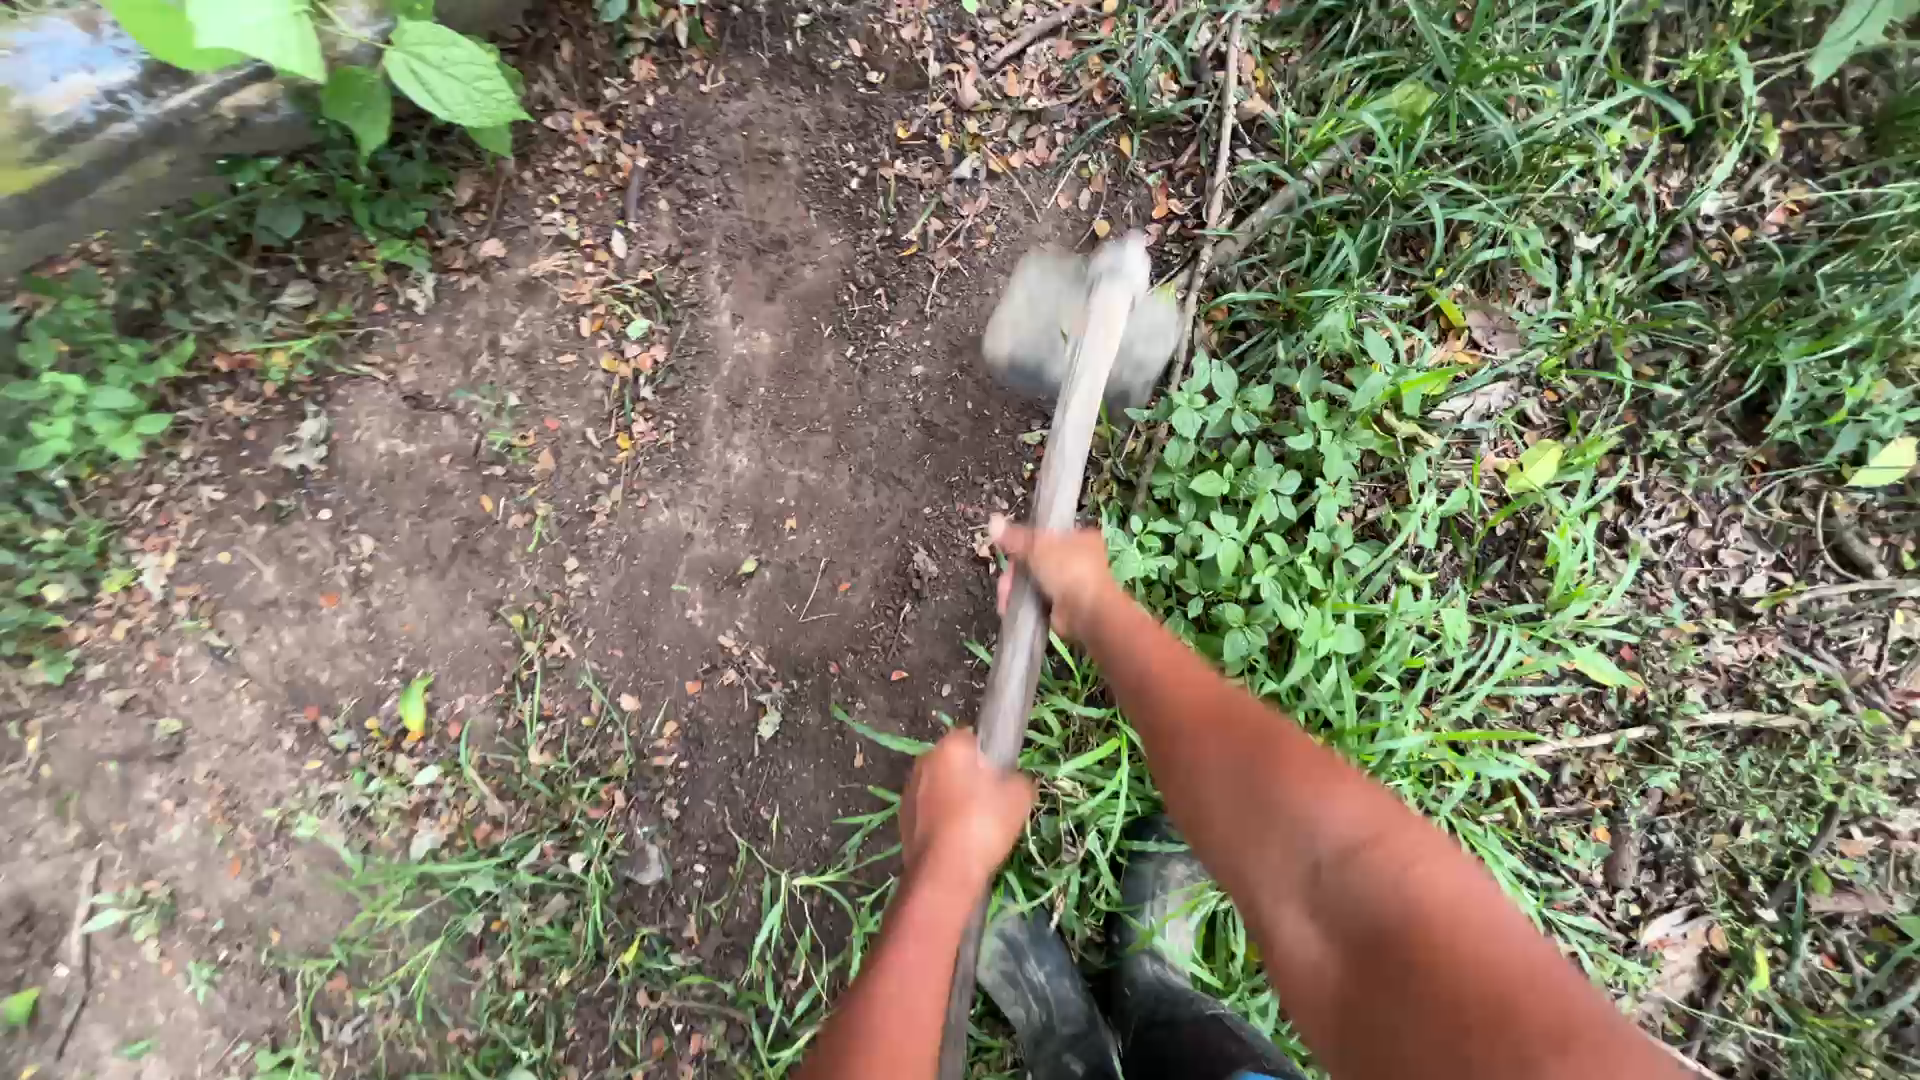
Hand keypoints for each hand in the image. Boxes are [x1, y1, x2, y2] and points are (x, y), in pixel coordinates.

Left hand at [899, 729, 1033, 887]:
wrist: (945, 873)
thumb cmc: (984, 824)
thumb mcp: (1019, 797)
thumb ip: (1019, 779)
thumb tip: (1014, 780)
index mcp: (951, 746)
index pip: (972, 738)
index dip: (989, 755)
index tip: (1000, 776)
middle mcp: (925, 760)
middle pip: (954, 762)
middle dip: (970, 775)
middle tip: (992, 801)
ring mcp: (910, 789)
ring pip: (940, 786)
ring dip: (953, 797)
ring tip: (975, 826)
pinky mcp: (902, 817)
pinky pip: (929, 809)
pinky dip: (941, 818)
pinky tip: (957, 840)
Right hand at [988, 514, 1122, 642]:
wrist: (1086, 612)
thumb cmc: (1068, 570)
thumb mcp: (1038, 546)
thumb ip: (1015, 537)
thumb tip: (993, 521)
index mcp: (1080, 538)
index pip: (1047, 534)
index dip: (1025, 541)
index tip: (1009, 549)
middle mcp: (1077, 559)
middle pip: (1036, 559)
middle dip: (1015, 571)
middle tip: (1006, 580)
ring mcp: (1070, 584)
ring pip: (1033, 581)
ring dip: (1015, 588)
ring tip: (1005, 598)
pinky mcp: (1062, 606)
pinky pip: (1036, 599)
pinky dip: (1022, 603)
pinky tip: (1009, 607)